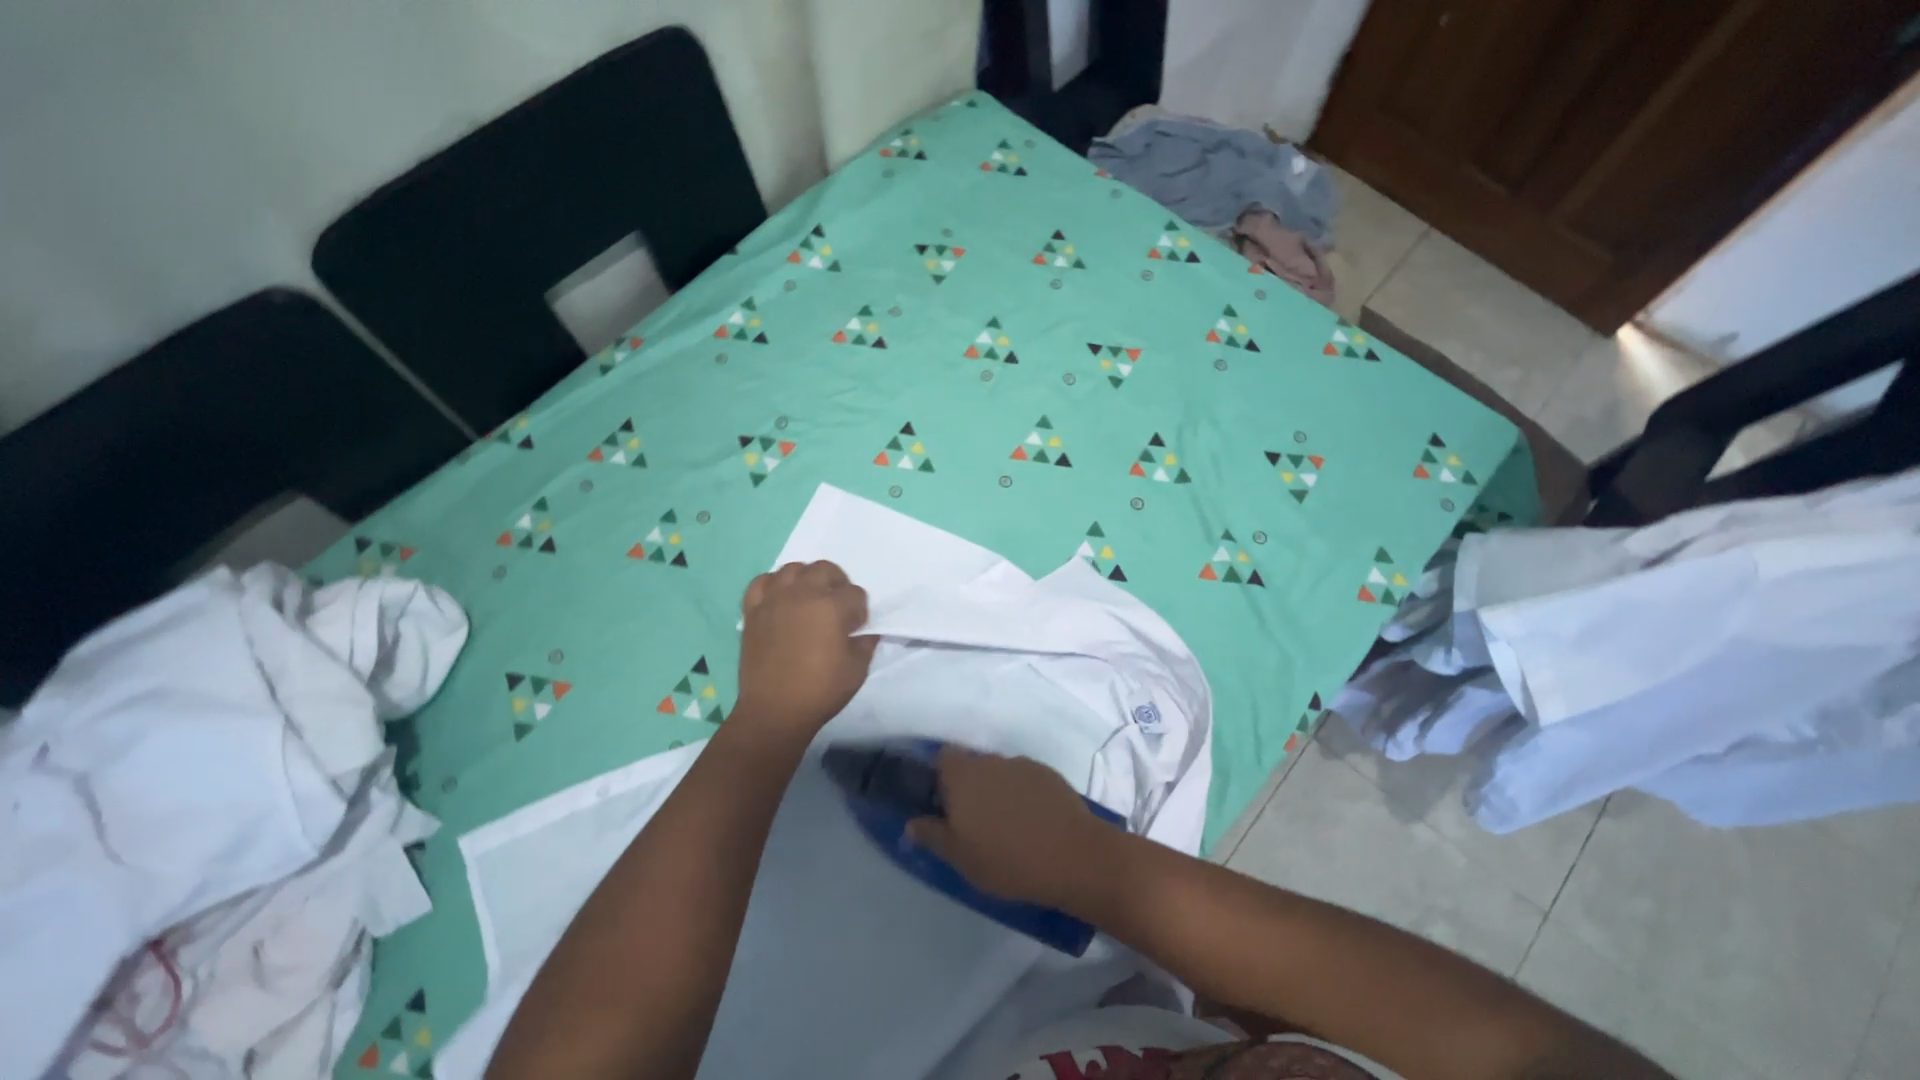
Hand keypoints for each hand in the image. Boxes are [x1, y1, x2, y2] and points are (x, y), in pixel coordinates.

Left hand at [734, 561, 877, 739]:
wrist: (774, 710)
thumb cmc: (821, 690)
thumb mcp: (857, 669)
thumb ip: (865, 643)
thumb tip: (864, 633)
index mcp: (831, 606)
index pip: (856, 593)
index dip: (860, 611)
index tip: (856, 629)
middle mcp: (802, 594)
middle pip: (825, 569)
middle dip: (837, 584)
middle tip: (837, 608)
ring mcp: (774, 600)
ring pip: (793, 569)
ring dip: (806, 579)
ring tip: (809, 600)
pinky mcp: (753, 611)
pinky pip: (762, 583)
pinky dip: (773, 585)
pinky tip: (780, 600)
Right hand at [906, 747, 1113, 910]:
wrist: (1075, 857)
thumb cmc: (1007, 859)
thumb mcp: (959, 857)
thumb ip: (932, 835)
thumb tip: (911, 822)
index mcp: (963, 775)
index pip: (942, 757)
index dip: (939, 777)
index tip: (942, 804)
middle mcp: (992, 761)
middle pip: (972, 765)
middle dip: (970, 788)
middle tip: (972, 823)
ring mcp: (1024, 766)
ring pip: (1001, 774)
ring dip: (998, 792)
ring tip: (1006, 827)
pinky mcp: (1051, 776)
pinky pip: (1027, 782)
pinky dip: (1024, 797)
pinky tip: (1033, 825)